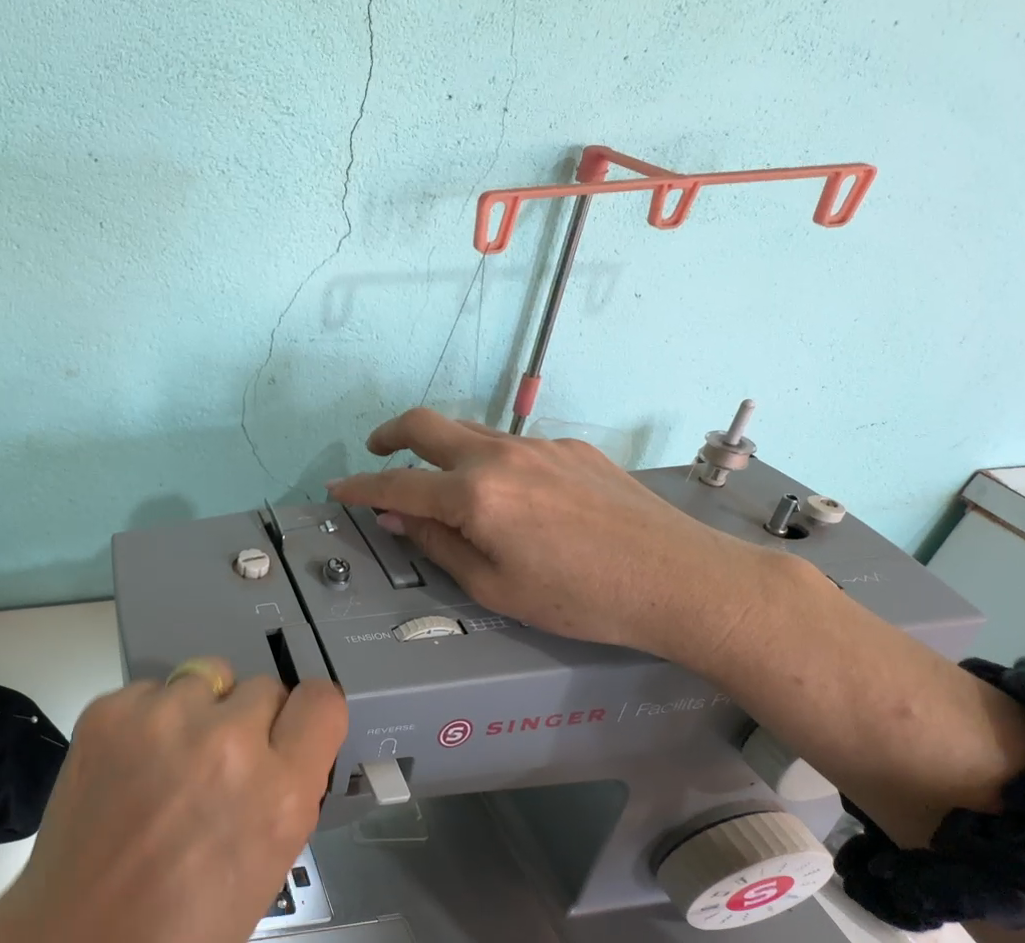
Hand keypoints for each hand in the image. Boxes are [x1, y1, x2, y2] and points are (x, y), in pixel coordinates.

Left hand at [0, 658, 346, 942]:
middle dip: (248, 719)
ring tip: (172, 761)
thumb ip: (281, 790)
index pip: (321, 701)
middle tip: (223, 759)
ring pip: (203, 676)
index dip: (308, 712)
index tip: (296, 719)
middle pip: (261, 686)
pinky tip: (133, 761)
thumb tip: (285, 745)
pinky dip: (146, 716)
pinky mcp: (112, 710)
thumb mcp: (267, 861)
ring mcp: (163, 719)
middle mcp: (225, 743)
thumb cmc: (179, 920)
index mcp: (278, 792)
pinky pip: (148, 688)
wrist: (86, 929)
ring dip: (196, 710)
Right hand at [326, 407, 780, 658]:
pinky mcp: (574, 450)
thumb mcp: (496, 588)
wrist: (687, 582)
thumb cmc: (582, 600)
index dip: (361, 488)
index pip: (397, 485)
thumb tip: (400, 515)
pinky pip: (514, 447)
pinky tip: (514, 499)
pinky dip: (491, 462)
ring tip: (442, 482)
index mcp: (474, 495)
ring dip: (442, 449)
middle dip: (390, 434)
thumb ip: (438, 544)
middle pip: (426, 424)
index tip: (337, 489)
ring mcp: (540, 447)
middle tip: (376, 451)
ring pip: (471, 433)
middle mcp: (500, 456)